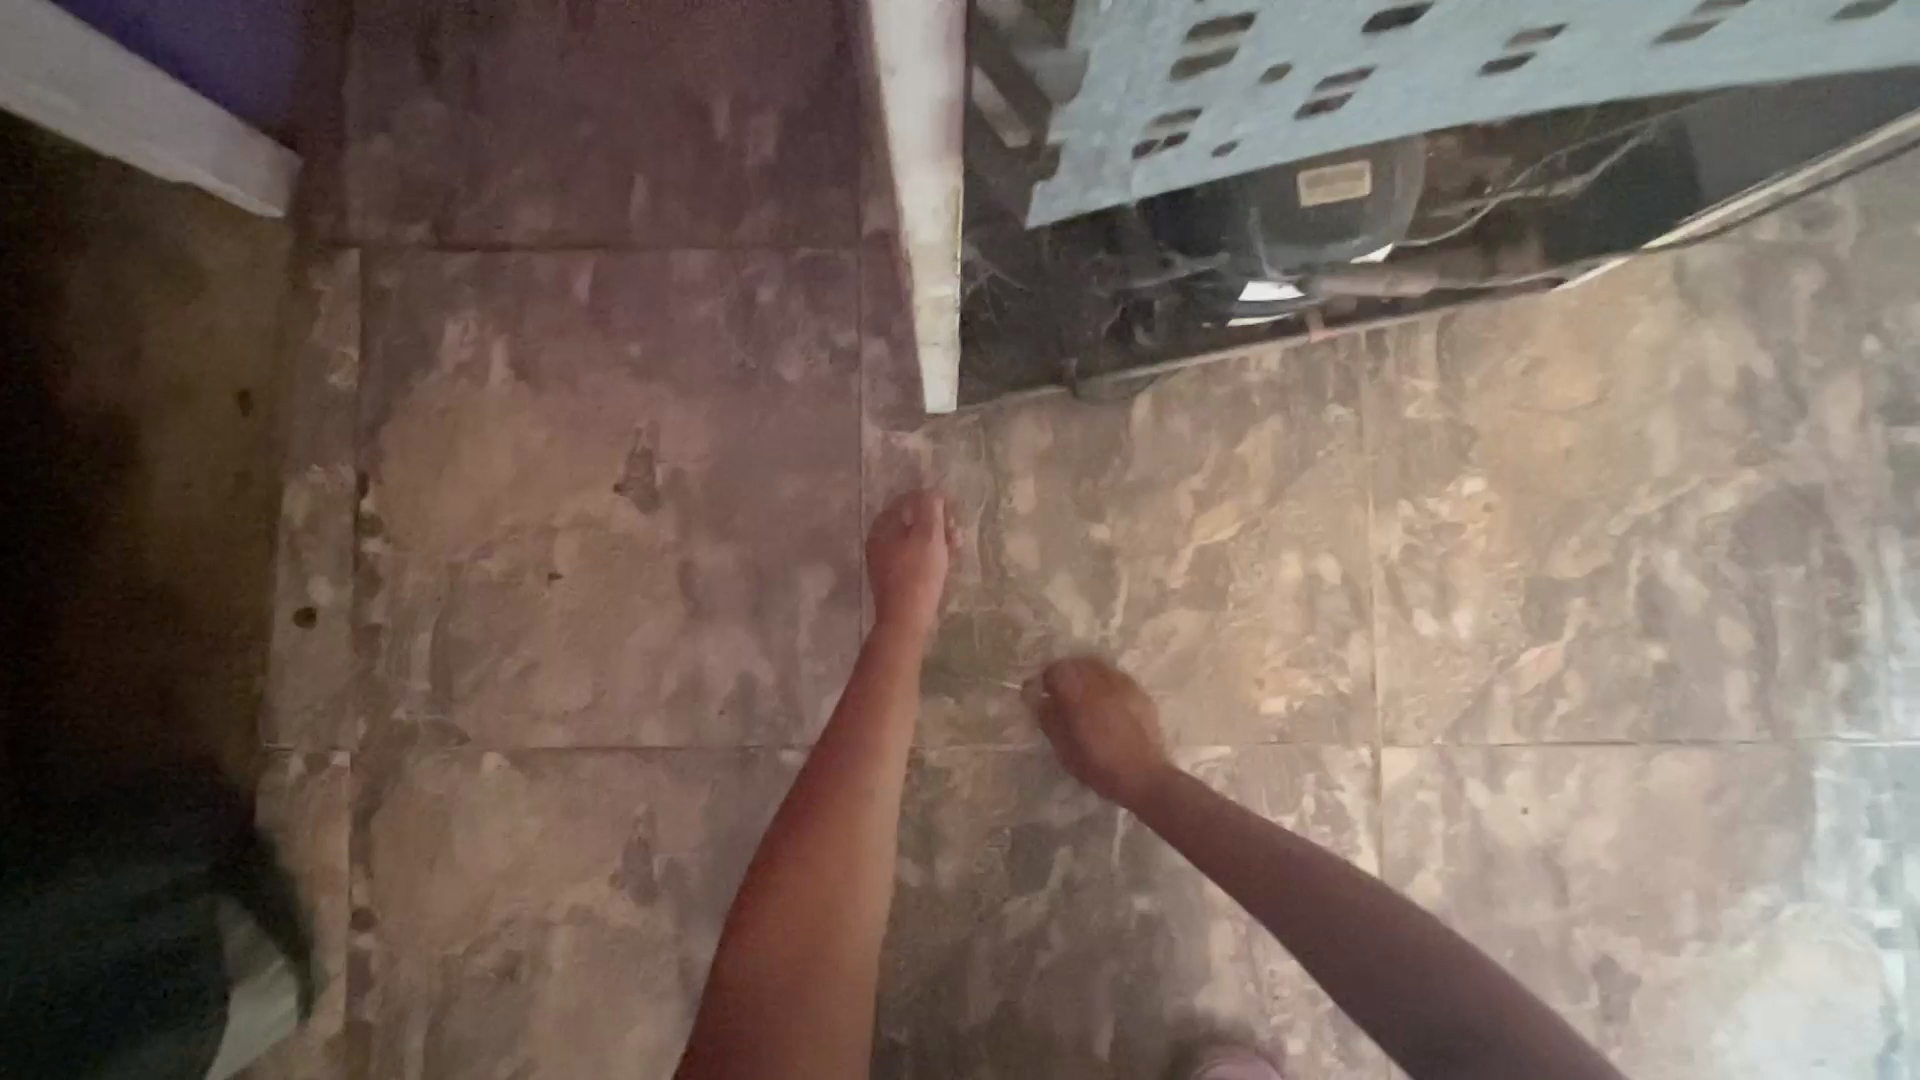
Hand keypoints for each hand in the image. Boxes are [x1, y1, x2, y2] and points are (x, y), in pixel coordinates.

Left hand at [866, 488, 957, 637]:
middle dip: (936, 521)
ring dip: (936, 538)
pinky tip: (945, 561)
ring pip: (914, 539)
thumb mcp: (929, 535)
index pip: (907, 500)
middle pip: (911, 520)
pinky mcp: (893, 576)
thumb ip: (931, 508)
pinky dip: (929, 554)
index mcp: (883, 525)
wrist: (905, 619)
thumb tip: (931, 492)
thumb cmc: (918, 573)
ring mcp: (884, 559)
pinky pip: (913, 556)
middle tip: (955, 530)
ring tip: (956, 546)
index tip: (951, 510)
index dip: (931, 500)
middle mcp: (879, 539)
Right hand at [1029, 657, 1174, 809]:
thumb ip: (1048, 718)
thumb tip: (1038, 697)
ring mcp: (1123, 685)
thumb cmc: (1097, 766)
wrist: (1143, 777)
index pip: (1056, 669)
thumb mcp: (1063, 748)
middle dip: (1065, 674)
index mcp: (1078, 696)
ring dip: (1086, 675)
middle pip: (1076, 663)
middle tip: (1062, 694)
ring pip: (1098, 665)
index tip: (1043, 694)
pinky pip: (1116, 676)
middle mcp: (1100, 683)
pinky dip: (1106, 682)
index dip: (1045, 679)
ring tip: (1084, 695)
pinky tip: (1107, 701)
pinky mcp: (1139, 692)